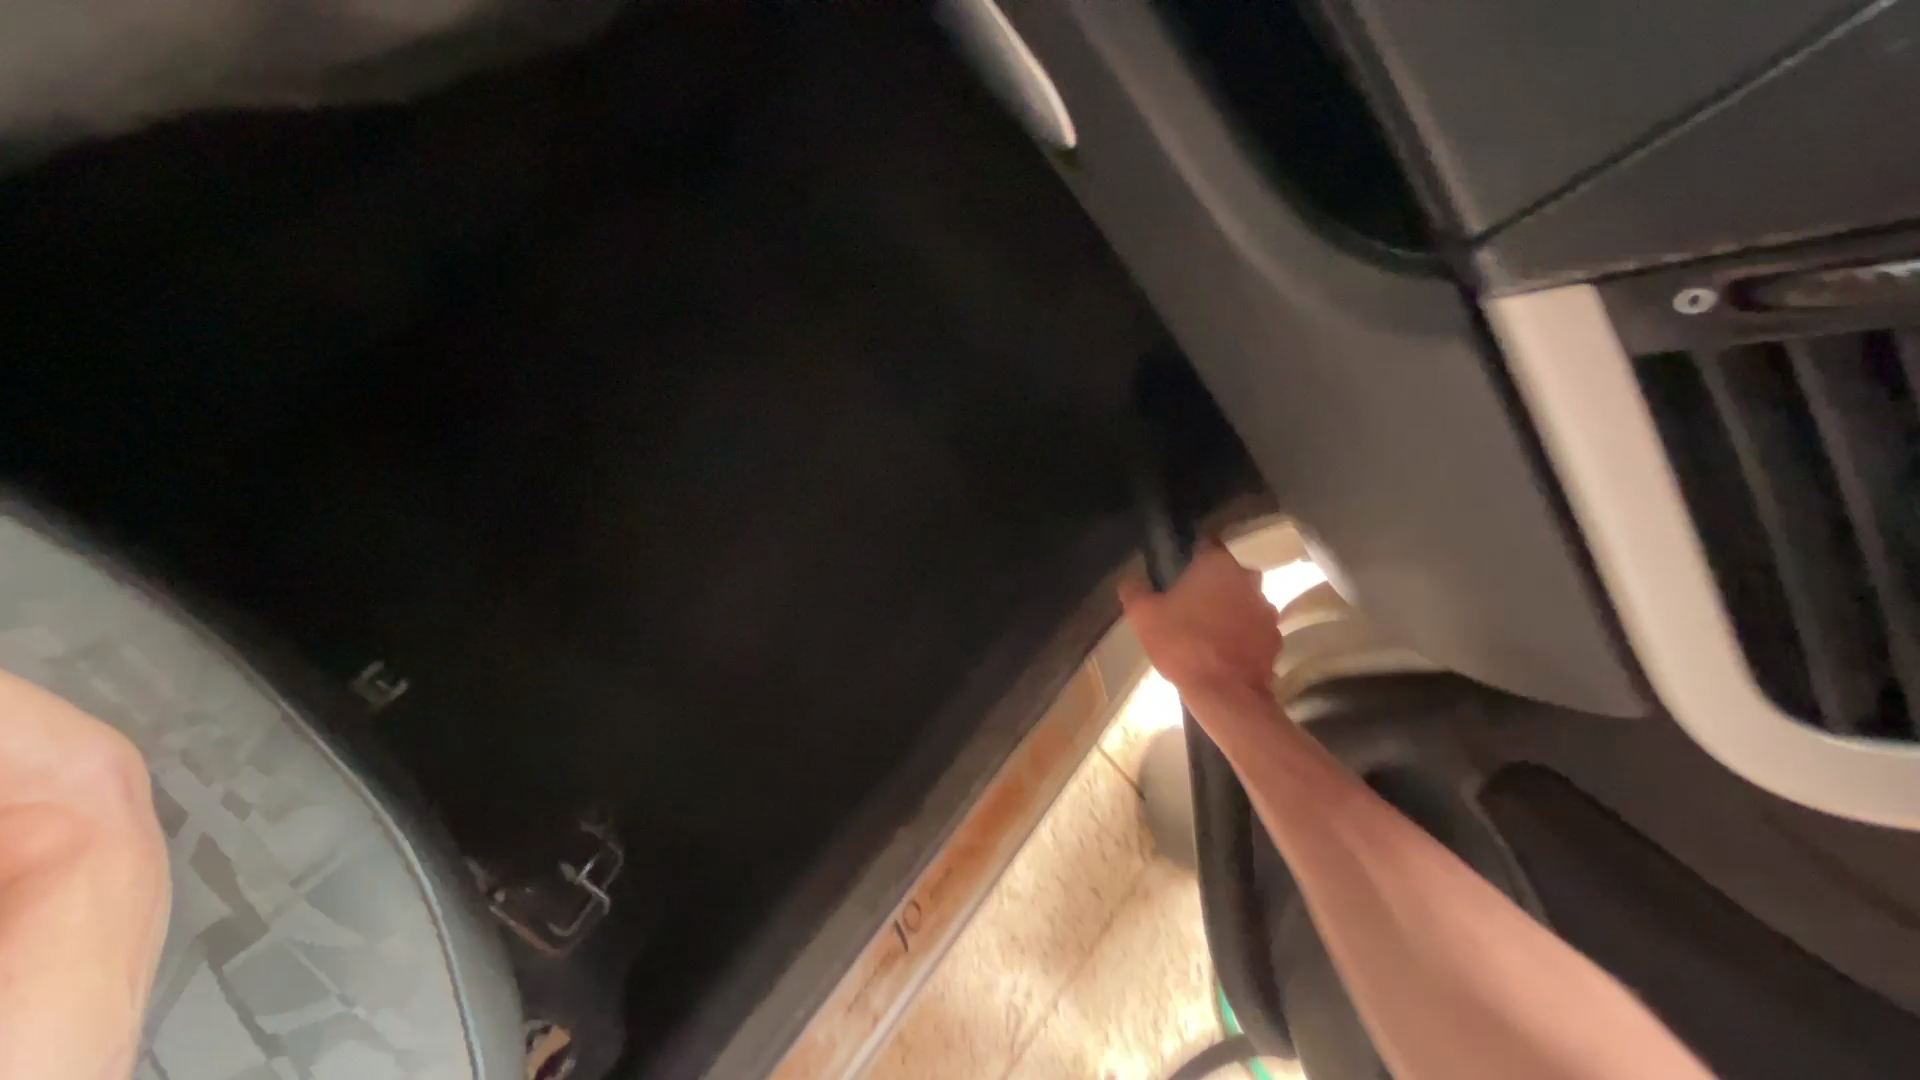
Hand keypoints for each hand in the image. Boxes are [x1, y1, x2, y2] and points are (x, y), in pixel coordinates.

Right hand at [1120, 540, 1280, 698]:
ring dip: (1228, 609)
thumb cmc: (1182, 644)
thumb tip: (1130, 580)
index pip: (1202, 546)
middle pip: (1225, 573)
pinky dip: (1242, 634)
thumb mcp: (1142, 616)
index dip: (1187, 558)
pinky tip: (1223, 651)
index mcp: (1216, 564)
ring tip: (1206, 632)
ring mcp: (1266, 608)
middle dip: (1210, 585)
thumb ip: (1134, 591)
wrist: (1225, 693)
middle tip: (1187, 605)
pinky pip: (1253, 628)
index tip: (1175, 573)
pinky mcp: (1275, 637)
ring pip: (1242, 600)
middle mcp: (1248, 578)